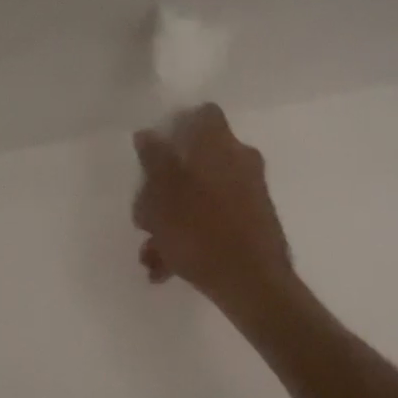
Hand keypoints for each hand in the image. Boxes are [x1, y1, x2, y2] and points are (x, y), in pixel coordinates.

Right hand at [131, 103, 294, 306]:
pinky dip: (191, 240)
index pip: (202, 115)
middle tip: (144, 215)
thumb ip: (154, 161)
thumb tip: (149, 134)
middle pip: (195, 162)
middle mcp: (240, 162)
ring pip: (201, 198)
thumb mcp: (162, 194)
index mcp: (220, 145)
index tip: (153, 154)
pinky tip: (168, 269)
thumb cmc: (199, 231)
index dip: (176, 128)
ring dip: (172, 222)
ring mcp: (250, 195)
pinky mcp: (253, 225)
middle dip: (165, 189)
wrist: (252, 283)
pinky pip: (213, 223)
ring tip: (151, 254)